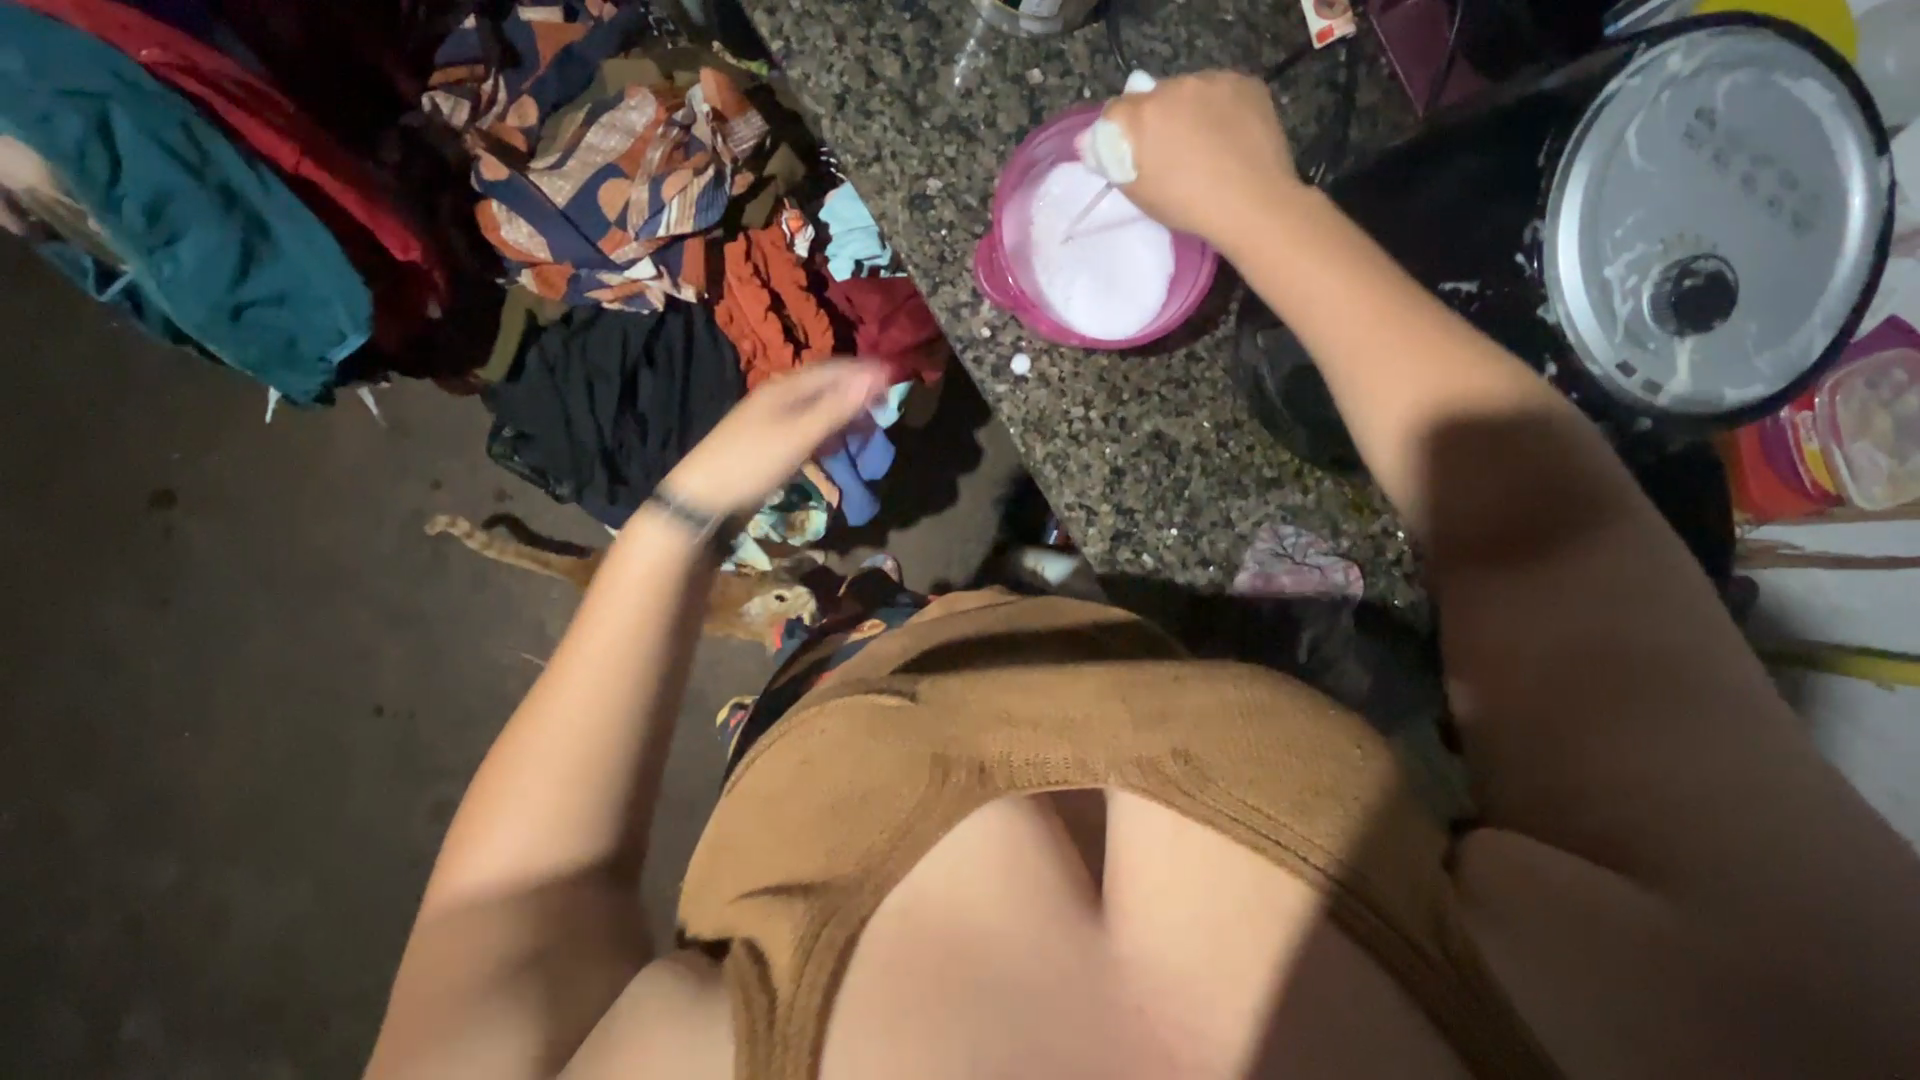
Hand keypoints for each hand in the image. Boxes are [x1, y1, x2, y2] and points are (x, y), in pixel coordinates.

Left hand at [660, 359, 891, 516]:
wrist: (702, 498)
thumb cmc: (751, 463)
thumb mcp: (799, 436)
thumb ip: (838, 408)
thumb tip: (877, 376)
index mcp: (786, 388)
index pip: (834, 370)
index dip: (865, 372)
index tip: (896, 381)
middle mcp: (780, 397)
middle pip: (826, 386)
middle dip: (857, 393)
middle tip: (885, 410)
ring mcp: (772, 420)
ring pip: (817, 408)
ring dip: (844, 414)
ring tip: (867, 428)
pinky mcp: (769, 443)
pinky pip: (807, 428)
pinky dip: (828, 432)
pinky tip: (836, 446)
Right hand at [1102, 72, 1308, 246]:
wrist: (1253, 203)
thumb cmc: (1188, 206)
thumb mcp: (1139, 193)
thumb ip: (1113, 161)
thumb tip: (1091, 144)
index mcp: (1142, 115)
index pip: (1115, 111)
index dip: (1119, 131)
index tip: (1131, 151)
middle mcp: (1173, 88)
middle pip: (1153, 97)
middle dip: (1156, 118)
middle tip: (1171, 152)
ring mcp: (1212, 82)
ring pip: (1189, 91)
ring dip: (1189, 110)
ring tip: (1204, 144)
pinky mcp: (1245, 83)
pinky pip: (1221, 91)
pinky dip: (1220, 108)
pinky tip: (1228, 136)